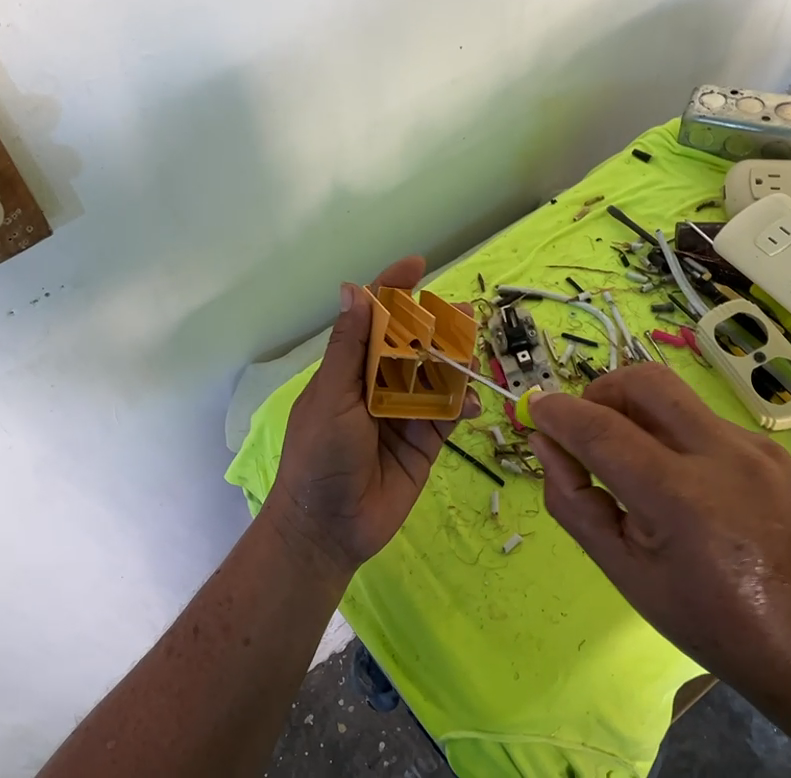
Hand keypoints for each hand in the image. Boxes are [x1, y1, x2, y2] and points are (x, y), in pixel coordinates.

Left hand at [264, 255, 480, 576]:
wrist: (328, 526)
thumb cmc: (318, 456)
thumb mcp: (331, 396)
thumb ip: (349, 347)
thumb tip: (353, 288)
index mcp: (350, 369)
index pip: (374, 319)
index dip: (393, 289)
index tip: (417, 264)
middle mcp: (378, 385)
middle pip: (413, 344)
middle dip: (436, 325)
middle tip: (461, 313)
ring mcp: (404, 413)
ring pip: (437, 376)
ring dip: (456, 360)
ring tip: (472, 351)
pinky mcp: (425, 443)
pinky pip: (450, 414)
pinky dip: (464, 404)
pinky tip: (471, 402)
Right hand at [528, 365, 790, 719]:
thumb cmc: (712, 622)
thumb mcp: (625, 574)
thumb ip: (576, 503)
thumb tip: (546, 446)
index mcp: (680, 498)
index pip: (600, 429)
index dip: (558, 412)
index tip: (533, 408)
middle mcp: (722, 456)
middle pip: (643, 381)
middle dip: (600, 392)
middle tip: (586, 430)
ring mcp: (755, 448)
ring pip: (675, 398)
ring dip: (637, 413)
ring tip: (633, 465)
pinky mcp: (773, 450)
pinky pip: (705, 422)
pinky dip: (674, 436)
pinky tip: (684, 487)